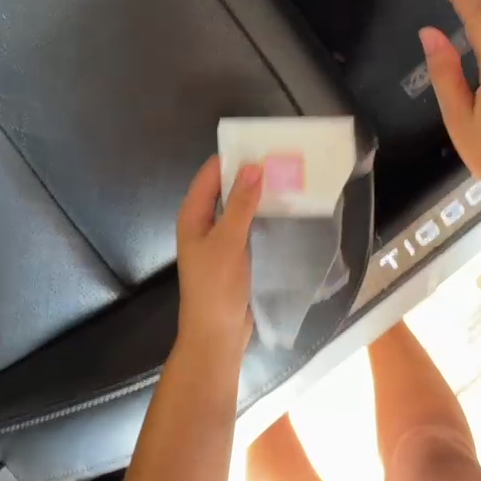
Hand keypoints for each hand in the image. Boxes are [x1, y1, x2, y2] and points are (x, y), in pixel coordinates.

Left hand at [174, 157, 263, 359]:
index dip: (232, 158)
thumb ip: (241, 204)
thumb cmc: (216, 286)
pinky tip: (283, 212)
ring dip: (257, 196)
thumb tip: (253, 167)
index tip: (261, 144)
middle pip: (225, 189)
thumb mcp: (229, 241)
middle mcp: (203, 223)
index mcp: (193, 216)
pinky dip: (261, 216)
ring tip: (287, 179)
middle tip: (281, 160)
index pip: (210, 175)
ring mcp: (218, 240)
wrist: (216, 335)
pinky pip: (247, 226)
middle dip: (248, 175)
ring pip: (238, 208)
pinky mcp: (234, 255)